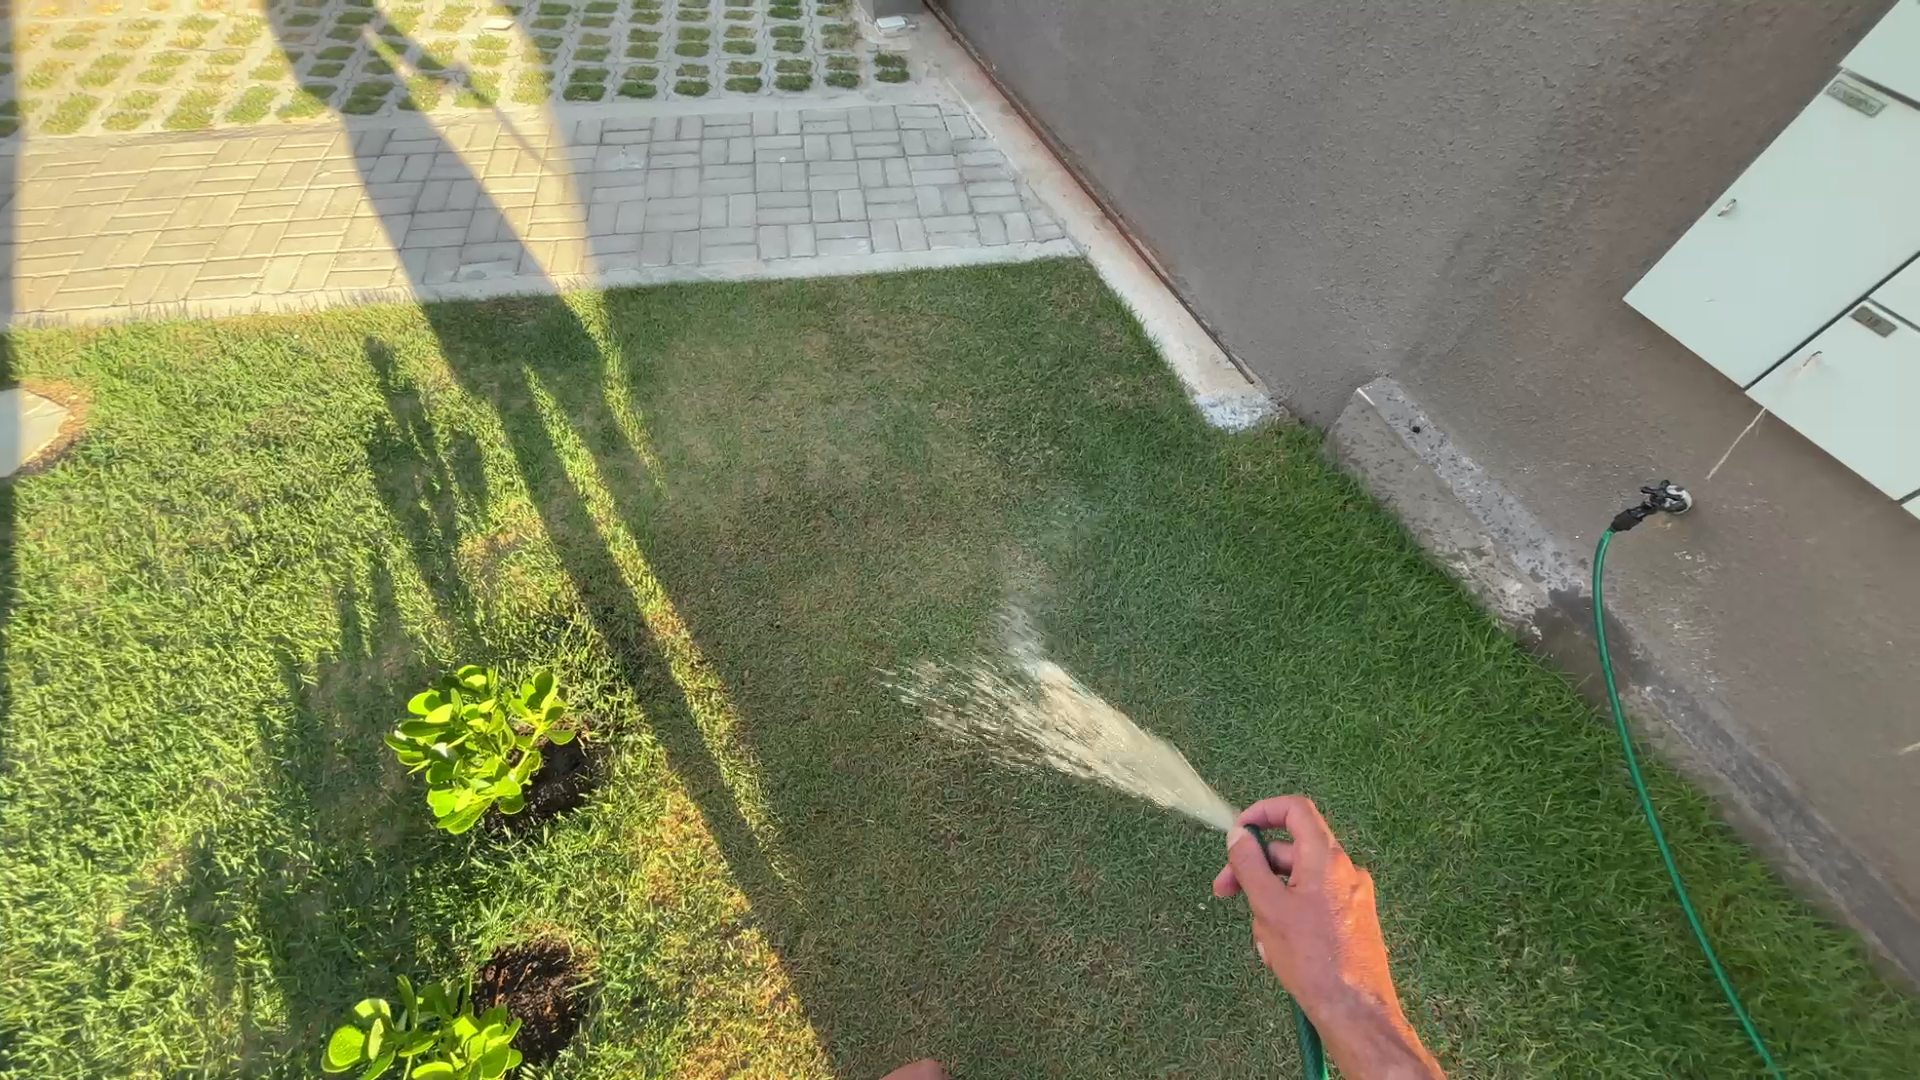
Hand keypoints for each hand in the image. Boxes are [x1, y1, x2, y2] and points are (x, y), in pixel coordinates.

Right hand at [1214, 796, 1443, 1079]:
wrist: (1358, 1016)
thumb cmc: (1311, 957)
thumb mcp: (1268, 905)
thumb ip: (1248, 863)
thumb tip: (1239, 834)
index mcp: (1326, 858)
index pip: (1294, 809)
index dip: (1261, 812)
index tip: (1237, 834)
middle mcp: (1345, 870)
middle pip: (1290, 850)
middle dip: (1254, 868)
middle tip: (1224, 891)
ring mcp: (1353, 897)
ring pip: (1297, 881)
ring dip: (1270, 900)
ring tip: (1262, 939)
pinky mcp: (1354, 922)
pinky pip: (1313, 904)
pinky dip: (1290, 916)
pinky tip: (1279, 950)